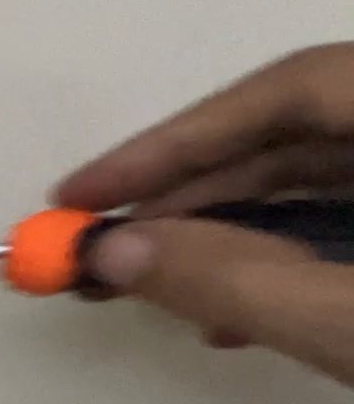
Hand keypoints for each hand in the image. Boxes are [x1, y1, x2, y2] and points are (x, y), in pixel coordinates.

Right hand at [54, 43, 353, 383]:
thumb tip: (107, 253)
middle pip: (303, 137)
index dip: (173, 140)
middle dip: (183, 197)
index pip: (302, 91)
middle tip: (90, 254)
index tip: (77, 197)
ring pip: (322, 183)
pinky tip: (232, 312)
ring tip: (143, 290)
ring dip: (218, 234)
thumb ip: (232, 282)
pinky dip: (275, 260)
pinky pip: (352, 221)